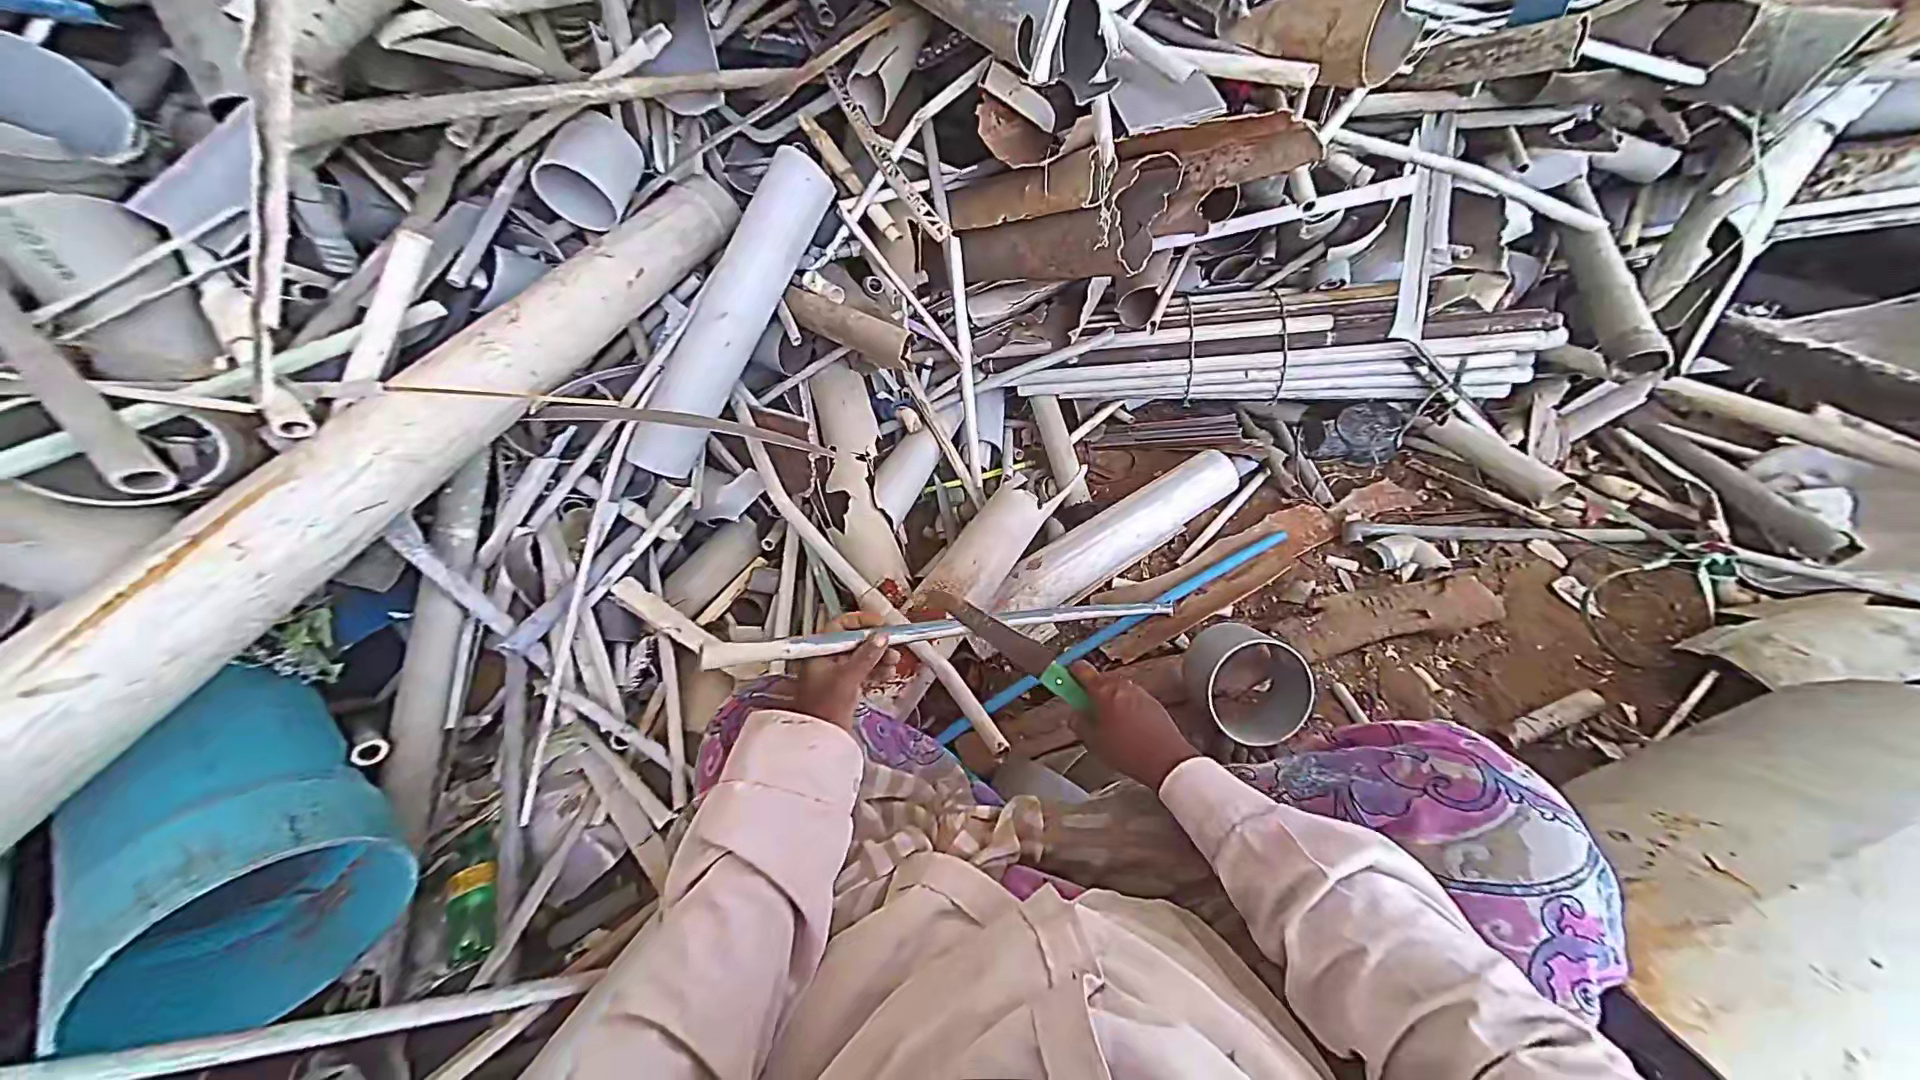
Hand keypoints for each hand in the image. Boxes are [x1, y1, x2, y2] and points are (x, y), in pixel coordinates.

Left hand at [791, 612, 897, 728]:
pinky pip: (863, 672)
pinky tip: (887, 673)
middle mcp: (826, 659)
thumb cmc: (825, 707)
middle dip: (875, 642)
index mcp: (820, 651)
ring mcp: (835, 673)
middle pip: (854, 641)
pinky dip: (876, 670)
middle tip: (892, 643)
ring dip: (879, 657)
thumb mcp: (848, 676)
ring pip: (861, 657)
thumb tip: (881, 637)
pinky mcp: (844, 687)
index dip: (861, 621)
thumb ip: (867, 655)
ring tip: (894, 660)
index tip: (880, 624)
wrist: (820, 738)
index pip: (841, 625)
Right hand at [1067, 661, 1198, 789]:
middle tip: (1085, 708)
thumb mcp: (1093, 741)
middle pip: (1101, 679)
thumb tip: (1074, 715)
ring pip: (1117, 689)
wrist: (1166, 760)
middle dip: (1091, 690)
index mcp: (1103, 690)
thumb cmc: (1129, 751)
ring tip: (1106, 722)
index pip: (1082, 670)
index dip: (1071, 674)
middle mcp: (1122, 686)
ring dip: (1109, 699)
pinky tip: (1125, 726)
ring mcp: (1139, 692)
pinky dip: (1125, 706)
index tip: (1065, 680)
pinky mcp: (1152, 702)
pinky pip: (1132, 698)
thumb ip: (1079, 723)